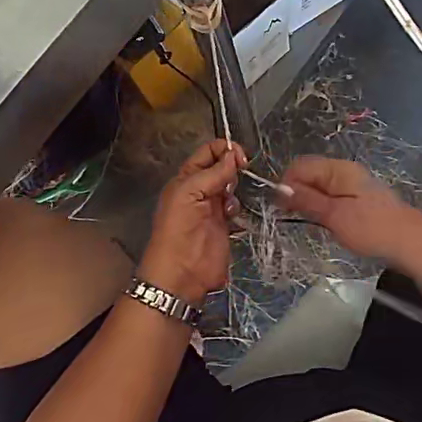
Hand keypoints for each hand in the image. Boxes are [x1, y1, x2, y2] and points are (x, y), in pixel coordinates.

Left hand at [137, 139, 245, 304]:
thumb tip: (233, 154)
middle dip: (233, 168)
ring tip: (231, 202)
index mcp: (186, 178)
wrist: (181, 272)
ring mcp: (213, 208)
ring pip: (231, 187)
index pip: (207, 153)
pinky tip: (235, 215)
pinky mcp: (225, 226)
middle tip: (243, 173)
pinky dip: (240, 208)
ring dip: (237, 189)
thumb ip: (213, 173)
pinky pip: (237, 208)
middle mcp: (200, 190)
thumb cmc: (179, 229)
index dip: (224, 150)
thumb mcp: (189, 194)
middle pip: (221, 168)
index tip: (240, 156)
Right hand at [279, 156, 421, 263]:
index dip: (286, 184)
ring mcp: (353, 184)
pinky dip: (324, 208)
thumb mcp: (334, 215)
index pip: (300, 166)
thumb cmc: (371, 229)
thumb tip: (281, 188)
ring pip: (320, 187)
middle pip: (309, 174)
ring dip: (310, 202)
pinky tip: (327, 223)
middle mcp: (344, 171)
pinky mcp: (359, 199)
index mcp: (338, 169)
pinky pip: (332, 197)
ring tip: (312, 222)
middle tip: (294, 217)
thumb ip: (307, 199)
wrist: (412, 244)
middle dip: (297, 193)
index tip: (281, 208)